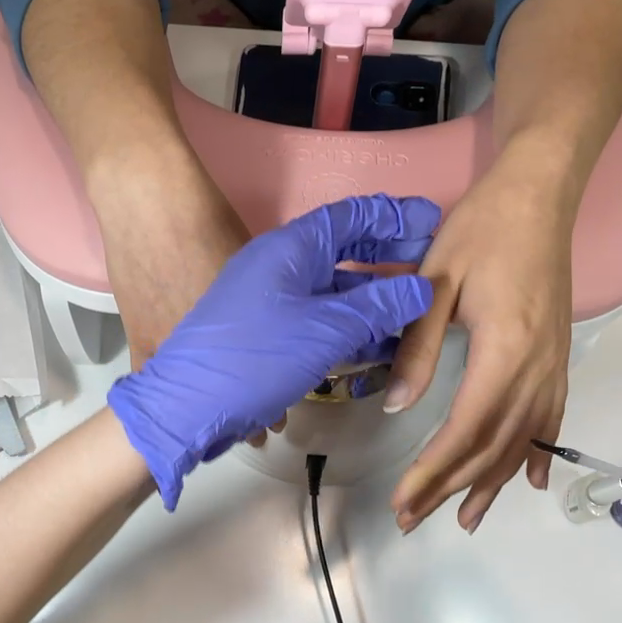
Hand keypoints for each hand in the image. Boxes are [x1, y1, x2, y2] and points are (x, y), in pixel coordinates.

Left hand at [107, 194, 440, 509]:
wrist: (186, 407)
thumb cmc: (255, 359)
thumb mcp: (324, 330)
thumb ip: (377, 307)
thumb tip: (424, 287)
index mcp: (290, 248)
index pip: (352, 216)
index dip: (395, 217)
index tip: (434, 224)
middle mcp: (281, 266)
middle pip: (345, 251)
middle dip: (389, 260)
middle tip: (432, 272)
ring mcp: (272, 302)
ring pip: (334, 292)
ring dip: (373, 302)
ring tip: (417, 315)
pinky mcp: (269, 336)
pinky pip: (319, 322)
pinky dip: (349, 329)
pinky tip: (379, 348)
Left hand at [385, 168, 573, 533]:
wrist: (539, 194)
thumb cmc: (481, 230)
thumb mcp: (436, 282)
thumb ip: (416, 348)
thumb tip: (396, 407)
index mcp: (506, 351)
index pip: (465, 429)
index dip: (433, 471)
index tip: (402, 501)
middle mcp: (538, 369)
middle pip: (492, 446)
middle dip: (450, 488)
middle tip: (413, 520)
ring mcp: (554, 366)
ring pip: (522, 442)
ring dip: (490, 484)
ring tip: (465, 520)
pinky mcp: (559, 359)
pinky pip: (552, 419)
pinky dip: (537, 454)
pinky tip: (530, 483)